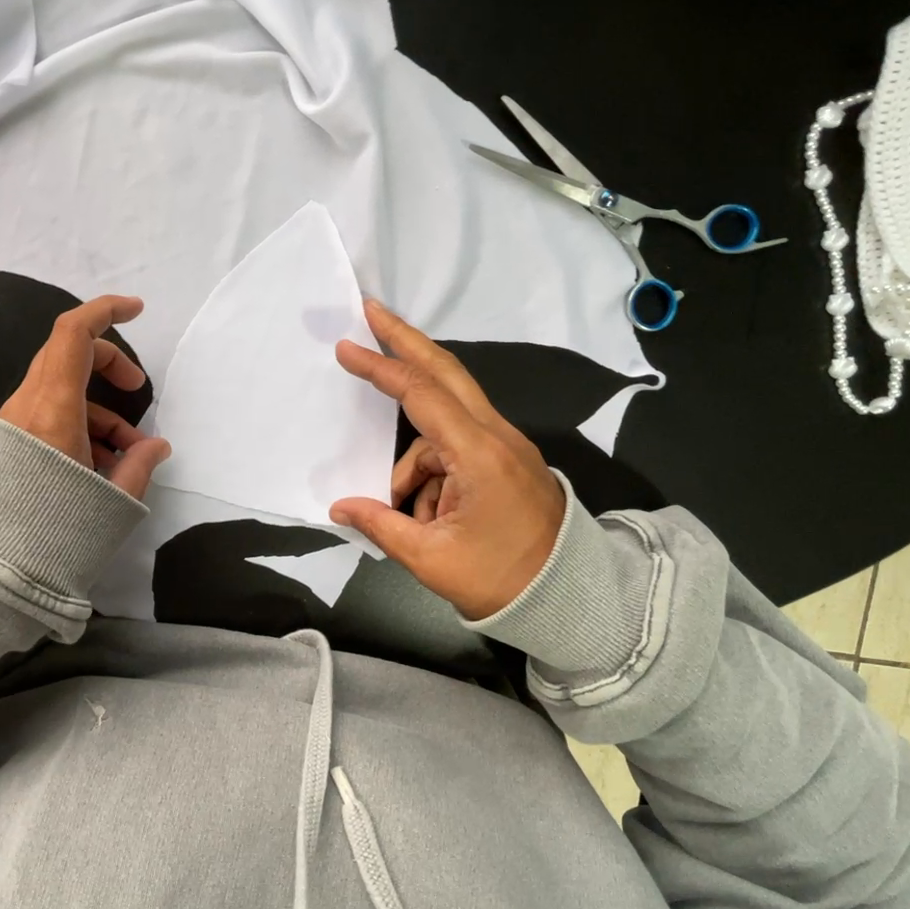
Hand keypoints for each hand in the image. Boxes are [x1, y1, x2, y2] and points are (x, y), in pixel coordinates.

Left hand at [0, 295, 171, 499]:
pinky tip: (100, 464)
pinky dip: (79, 423)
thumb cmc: (55, 526)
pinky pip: (48, 413)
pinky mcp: (9, 440)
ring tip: (127, 452)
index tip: (137, 309)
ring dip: (100, 408)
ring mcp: (15, 421)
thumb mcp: (112, 497)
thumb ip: (139, 465)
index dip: (106, 310)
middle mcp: (29, 405)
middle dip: (111, 366)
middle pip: (69, 356)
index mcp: (54, 409)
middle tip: (139, 389)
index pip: (73, 334)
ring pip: (61, 389)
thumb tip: (157, 447)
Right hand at [328, 299, 565, 619]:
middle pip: (445, 372)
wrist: (570, 598)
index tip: (345, 346)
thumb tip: (339, 507)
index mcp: (478, 454)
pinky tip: (429, 515)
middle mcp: (495, 436)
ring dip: (412, 460)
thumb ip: (380, 525)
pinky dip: (431, 473)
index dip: (380, 368)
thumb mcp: (430, 558)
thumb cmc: (499, 578)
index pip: (420, 395)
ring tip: (410, 515)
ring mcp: (505, 445)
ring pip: (442, 426)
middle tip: (371, 311)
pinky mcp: (506, 460)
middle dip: (405, 341)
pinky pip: (454, 449)